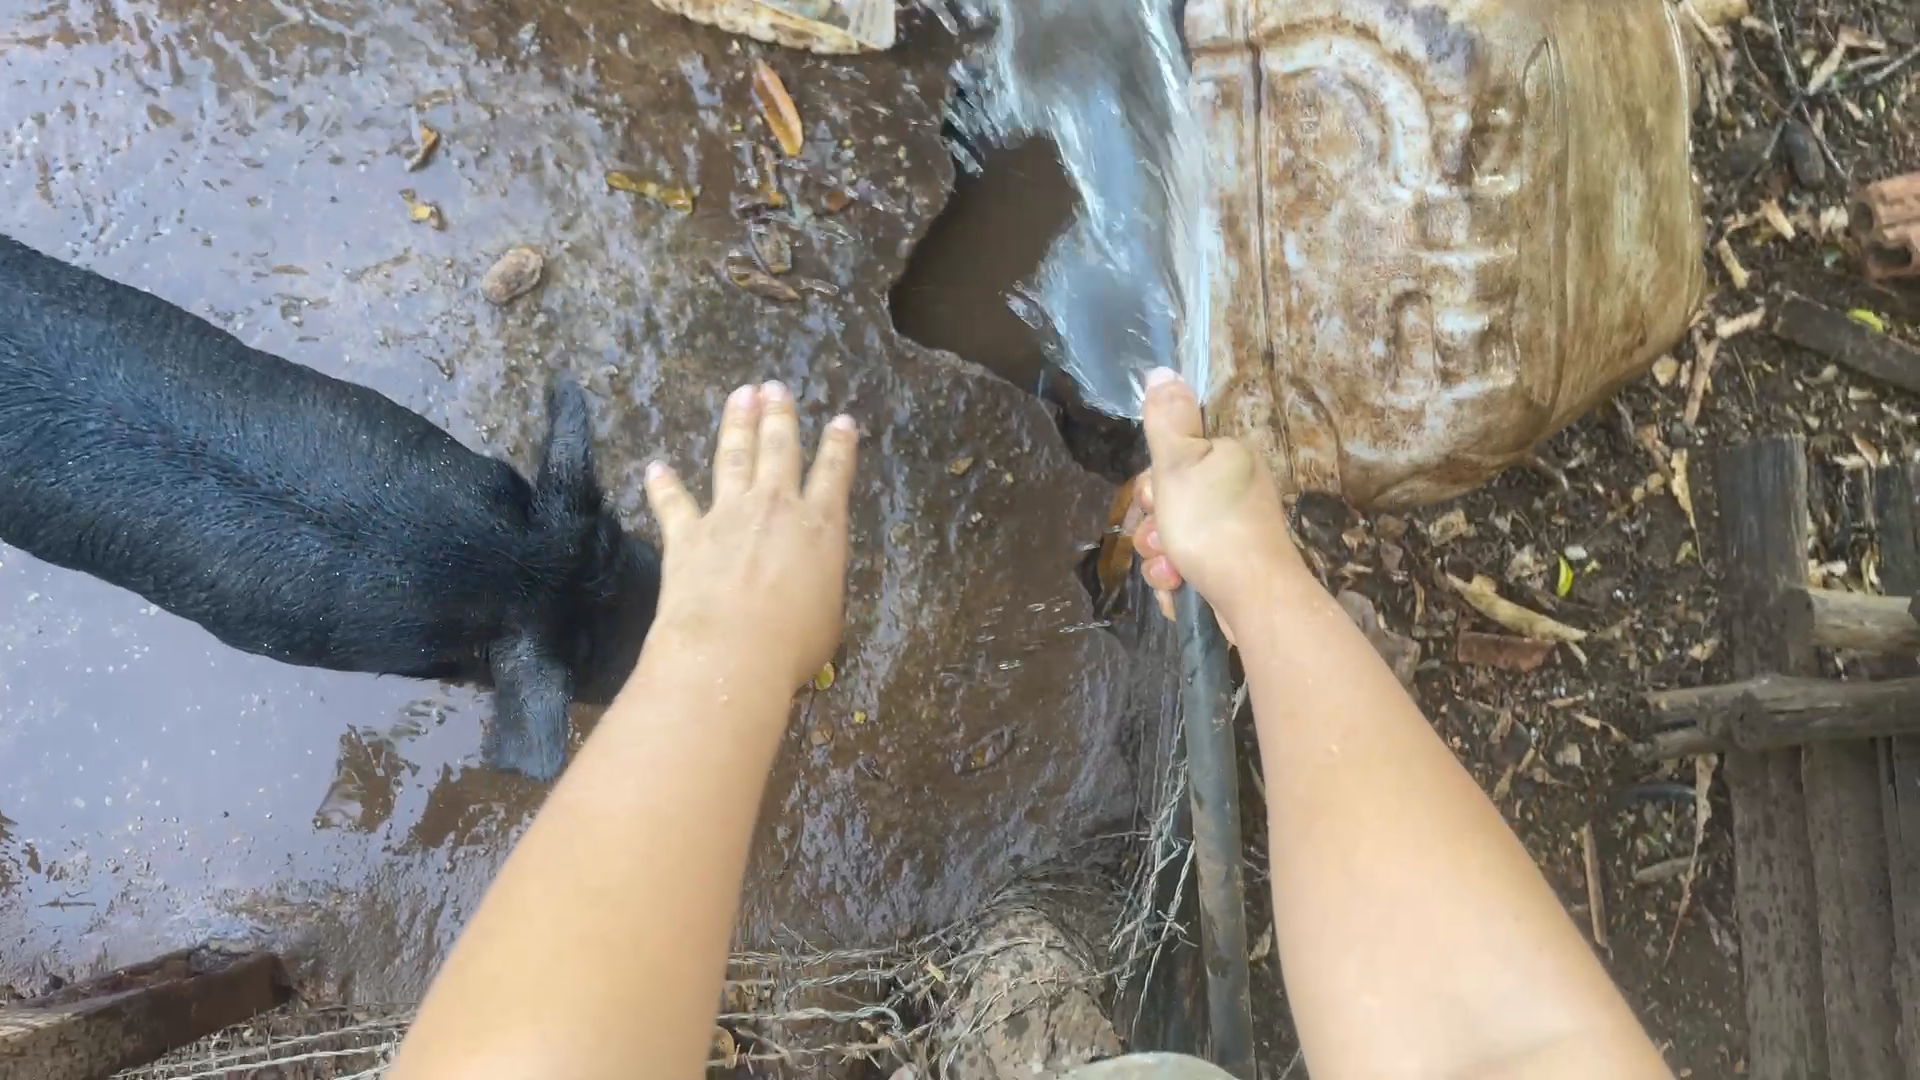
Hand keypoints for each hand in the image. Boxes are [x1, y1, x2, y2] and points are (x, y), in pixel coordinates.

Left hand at [643, 381, 857, 689]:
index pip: (834, 473)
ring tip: (741, 395)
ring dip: (737, 424)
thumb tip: (809, 579)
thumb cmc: (794, 641)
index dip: (840, 445)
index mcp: (820, 526)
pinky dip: (664, 486)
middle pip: (780, 450)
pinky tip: (656, 468)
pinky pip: (674, 504)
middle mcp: (776, 508)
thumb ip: (818, 581)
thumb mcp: (827, 611)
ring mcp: (728, 516)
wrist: (731, 652)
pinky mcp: (687, 536)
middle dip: (780, 416)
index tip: (842, 420)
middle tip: (776, 388)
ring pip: (734, 458)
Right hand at [1132, 368, 1301, 633]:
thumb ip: (1166, 420)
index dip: (1151, 486)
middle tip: (1162, 539)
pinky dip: (1175, 577)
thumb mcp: (1179, 464)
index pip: (1169, 461)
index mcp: (1225, 458)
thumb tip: (1161, 370)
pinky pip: (1186, 564)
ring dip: (1159, 557)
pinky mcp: (1229, 564)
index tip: (1155, 502)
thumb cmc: (1212, 527)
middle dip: (1153, 526)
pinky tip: (1178, 589)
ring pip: (1171, 536)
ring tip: (1172, 571)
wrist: (1254, 598)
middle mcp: (1232, 489)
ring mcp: (1232, 530)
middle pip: (1166, 502)